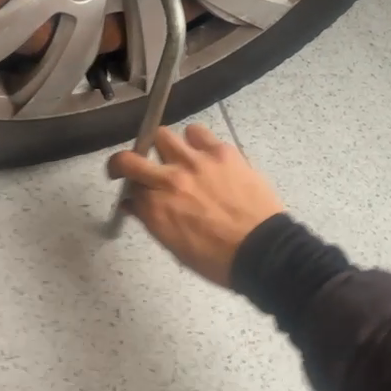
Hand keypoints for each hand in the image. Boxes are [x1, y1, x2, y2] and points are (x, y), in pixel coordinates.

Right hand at [107, 125, 285, 286]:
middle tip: (136, 165)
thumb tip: (132, 203)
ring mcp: (195, 161)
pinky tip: (203, 153)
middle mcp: (170, 181)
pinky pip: (197, 131)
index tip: (133, 189)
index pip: (128, 188)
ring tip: (177, 156)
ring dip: (164, 147)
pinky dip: (195, 140)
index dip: (129, 188)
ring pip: (163, 135)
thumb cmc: (218, 259)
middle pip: (131, 158)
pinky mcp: (220, 150)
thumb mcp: (176, 248)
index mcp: (157, 210)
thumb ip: (151, 219)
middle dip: (127, 163)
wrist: (263, 249)